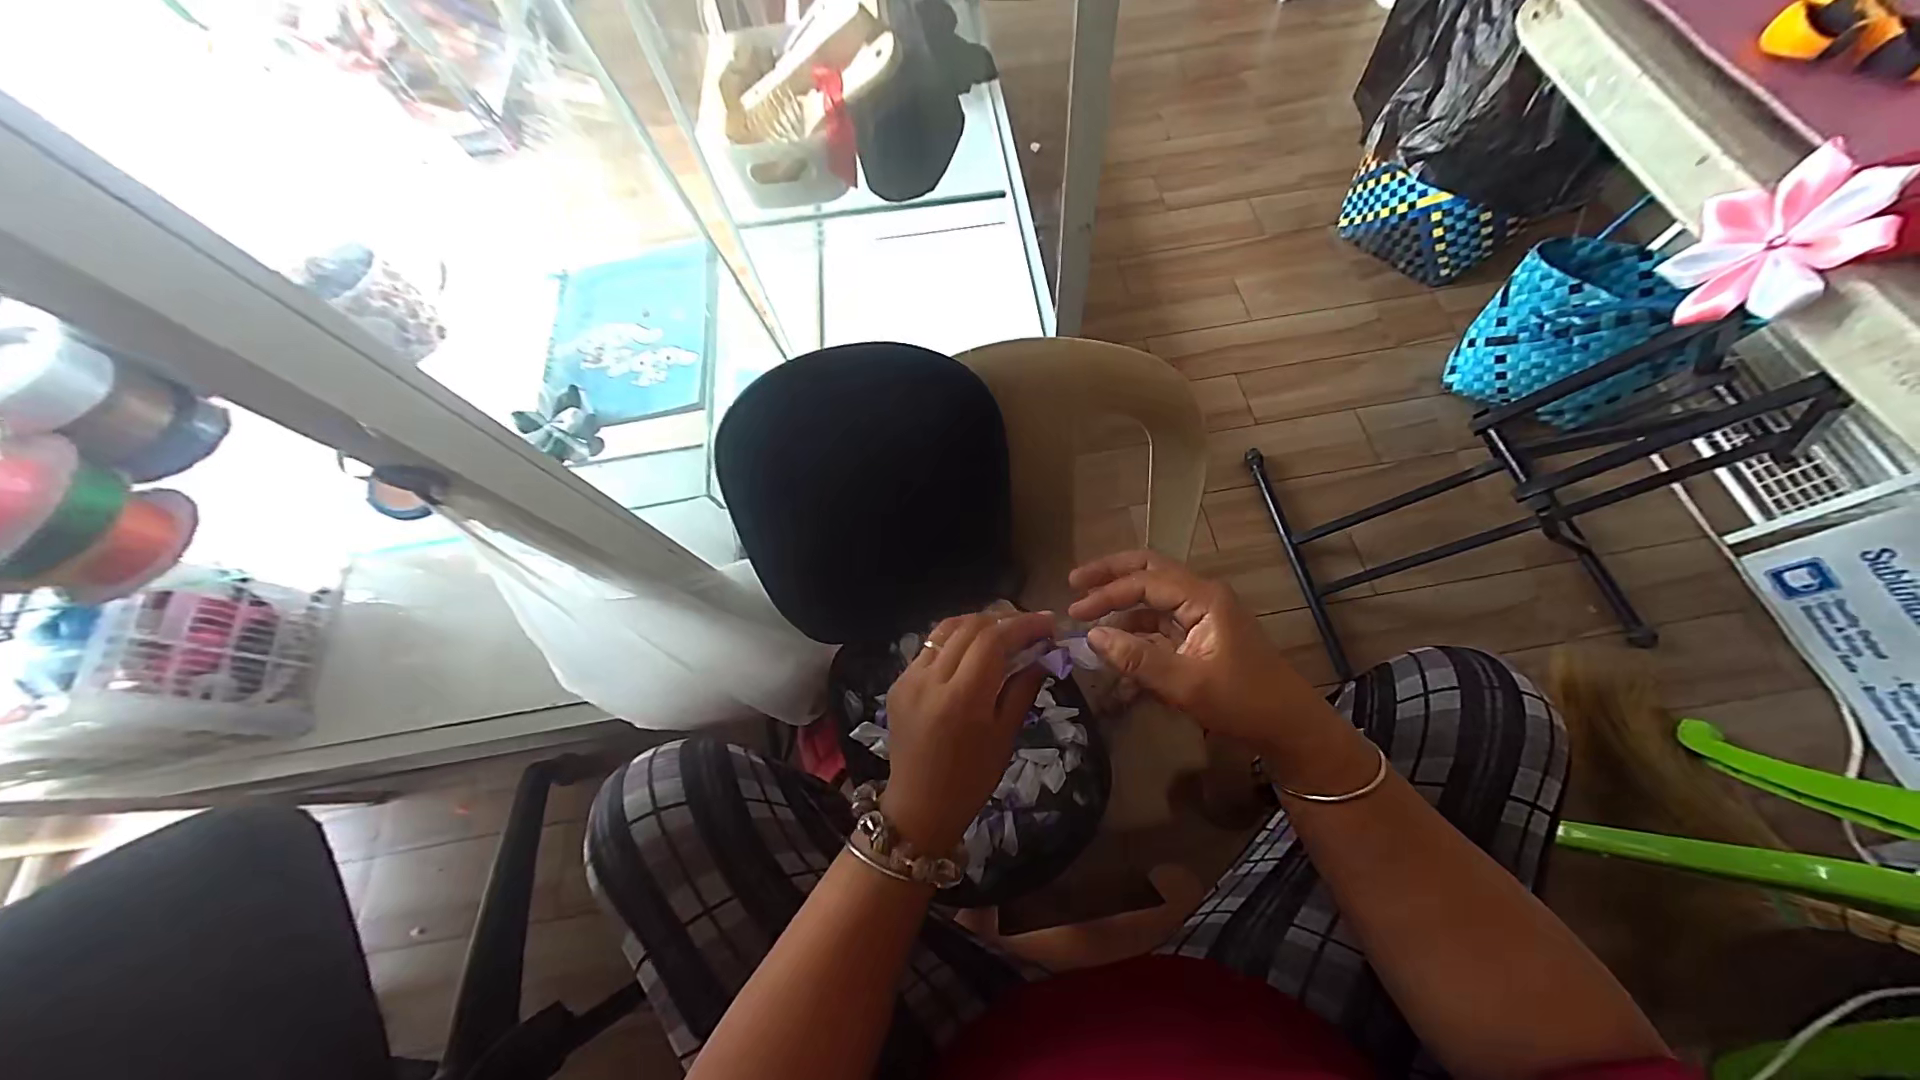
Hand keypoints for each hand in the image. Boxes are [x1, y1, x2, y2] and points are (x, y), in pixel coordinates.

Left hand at [879, 611, 1053, 853]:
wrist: (919, 806)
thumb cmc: (971, 779)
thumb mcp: (1005, 735)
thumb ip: (1023, 687)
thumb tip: (1045, 654)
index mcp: (962, 697)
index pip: (994, 639)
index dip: (1024, 625)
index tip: (1048, 623)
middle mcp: (931, 679)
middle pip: (970, 627)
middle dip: (1004, 619)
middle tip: (1030, 625)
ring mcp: (909, 678)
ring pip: (946, 630)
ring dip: (978, 623)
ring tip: (1004, 629)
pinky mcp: (898, 682)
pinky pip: (931, 647)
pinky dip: (956, 639)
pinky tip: (973, 649)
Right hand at [1066, 553, 1367, 790]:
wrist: (1289, 727)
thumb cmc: (1242, 702)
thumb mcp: (1185, 683)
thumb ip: (1136, 658)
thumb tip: (1091, 636)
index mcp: (1203, 598)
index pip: (1144, 582)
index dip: (1106, 594)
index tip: (1075, 610)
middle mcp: (1202, 596)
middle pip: (1149, 571)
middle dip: (1110, 575)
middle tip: (1075, 581)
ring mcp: (1202, 615)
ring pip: (1152, 595)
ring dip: (1120, 602)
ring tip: (1087, 615)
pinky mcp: (1199, 635)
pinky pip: (1159, 622)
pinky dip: (1134, 628)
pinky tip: (1114, 643)